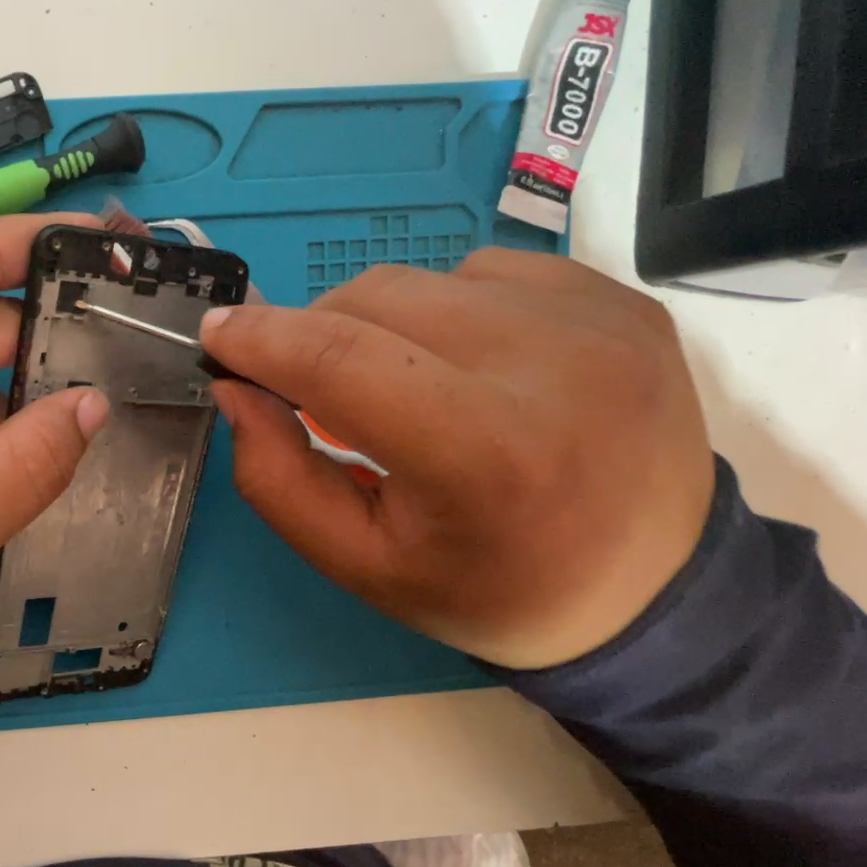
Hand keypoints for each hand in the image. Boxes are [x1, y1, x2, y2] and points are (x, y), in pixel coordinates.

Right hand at [201, 249, 715, 669]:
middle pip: (376, 299)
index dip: (263, 339)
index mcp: (481, 454)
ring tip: (399, 382)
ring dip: (381, 322)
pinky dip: (448, 309)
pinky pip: (491, 272)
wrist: (649, 593)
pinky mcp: (623, 302)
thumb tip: (236, 387)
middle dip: (314, 331)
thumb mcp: (360, 564)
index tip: (217, 336)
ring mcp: (597, 322)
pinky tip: (465, 366)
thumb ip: (277, 479)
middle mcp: (550, 365)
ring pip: (429, 277)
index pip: (341, 359)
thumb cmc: (487, 589)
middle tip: (307, 383)